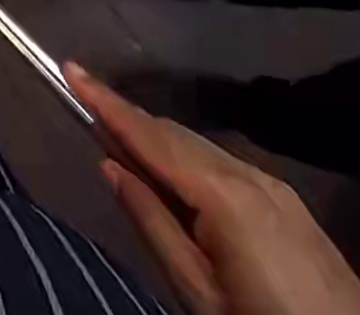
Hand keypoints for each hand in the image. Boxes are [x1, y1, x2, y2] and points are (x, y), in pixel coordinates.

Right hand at [65, 63, 359, 314]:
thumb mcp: (199, 297)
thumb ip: (152, 224)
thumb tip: (111, 166)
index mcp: (223, 195)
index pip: (149, 136)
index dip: (106, 101)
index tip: (71, 68)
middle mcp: (248, 174)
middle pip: (172, 134)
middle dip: (127, 118)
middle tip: (84, 108)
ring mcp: (273, 186)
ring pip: (197, 146)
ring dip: (155, 140)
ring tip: (119, 145)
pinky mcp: (287, 203)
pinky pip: (221, 164)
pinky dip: (186, 160)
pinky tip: (173, 178)